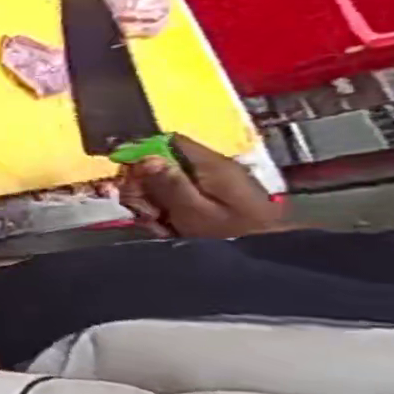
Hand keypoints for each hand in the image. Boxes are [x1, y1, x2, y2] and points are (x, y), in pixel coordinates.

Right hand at [117, 133, 285, 238]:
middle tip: (143, 208)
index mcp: (211, 166)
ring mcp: (212, 181)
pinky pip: (175, 193)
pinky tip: (165, 223)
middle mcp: (212, 168)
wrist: (268, 252)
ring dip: (149, 199)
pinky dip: (162, 207)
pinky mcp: (211, 194)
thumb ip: (171, 184)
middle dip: (142, 183)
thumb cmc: (232, 232)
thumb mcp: (195, 211)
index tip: (124, 174)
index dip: (141, 151)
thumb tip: (146, 158)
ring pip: (163, 180)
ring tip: (156, 220)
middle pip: (162, 162)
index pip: (171, 141)